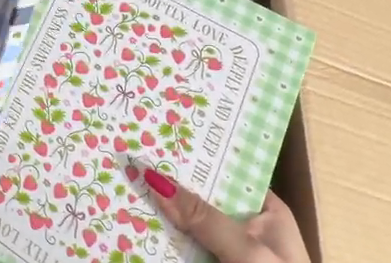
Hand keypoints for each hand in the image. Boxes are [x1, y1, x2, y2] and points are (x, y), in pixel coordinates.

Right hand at [140, 168, 311, 262]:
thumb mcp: (246, 251)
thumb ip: (204, 216)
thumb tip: (153, 176)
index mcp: (267, 211)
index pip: (223, 171)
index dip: (191, 157)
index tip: (153, 140)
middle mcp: (249, 227)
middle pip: (200, 198)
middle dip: (168, 186)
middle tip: (128, 161)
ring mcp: (232, 252)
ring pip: (189, 225)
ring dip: (161, 215)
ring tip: (123, 187)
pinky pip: (185, 250)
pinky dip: (164, 242)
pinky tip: (136, 226)